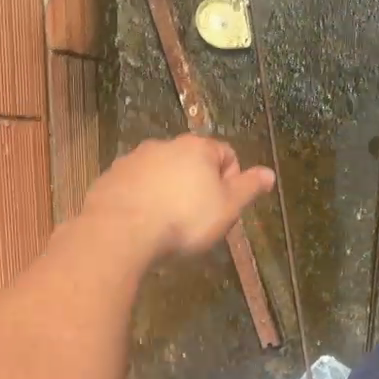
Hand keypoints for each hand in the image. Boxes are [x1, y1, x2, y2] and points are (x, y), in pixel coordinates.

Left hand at [79, 135, 275, 260]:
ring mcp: (133, 160)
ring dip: (171, 191)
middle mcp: (164, 145)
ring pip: (163, 173)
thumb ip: (249, 187)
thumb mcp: (229, 207)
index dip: (232, 180)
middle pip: (193, 162)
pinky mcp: (109, 178)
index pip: (227, 154)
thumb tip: (269, 173)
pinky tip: (146, 223)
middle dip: (200, 185)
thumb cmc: (185, 218)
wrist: (121, 232)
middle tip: (201, 217)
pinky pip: (137, 185)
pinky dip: (145, 199)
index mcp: (197, 148)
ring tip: (171, 222)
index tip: (225, 206)